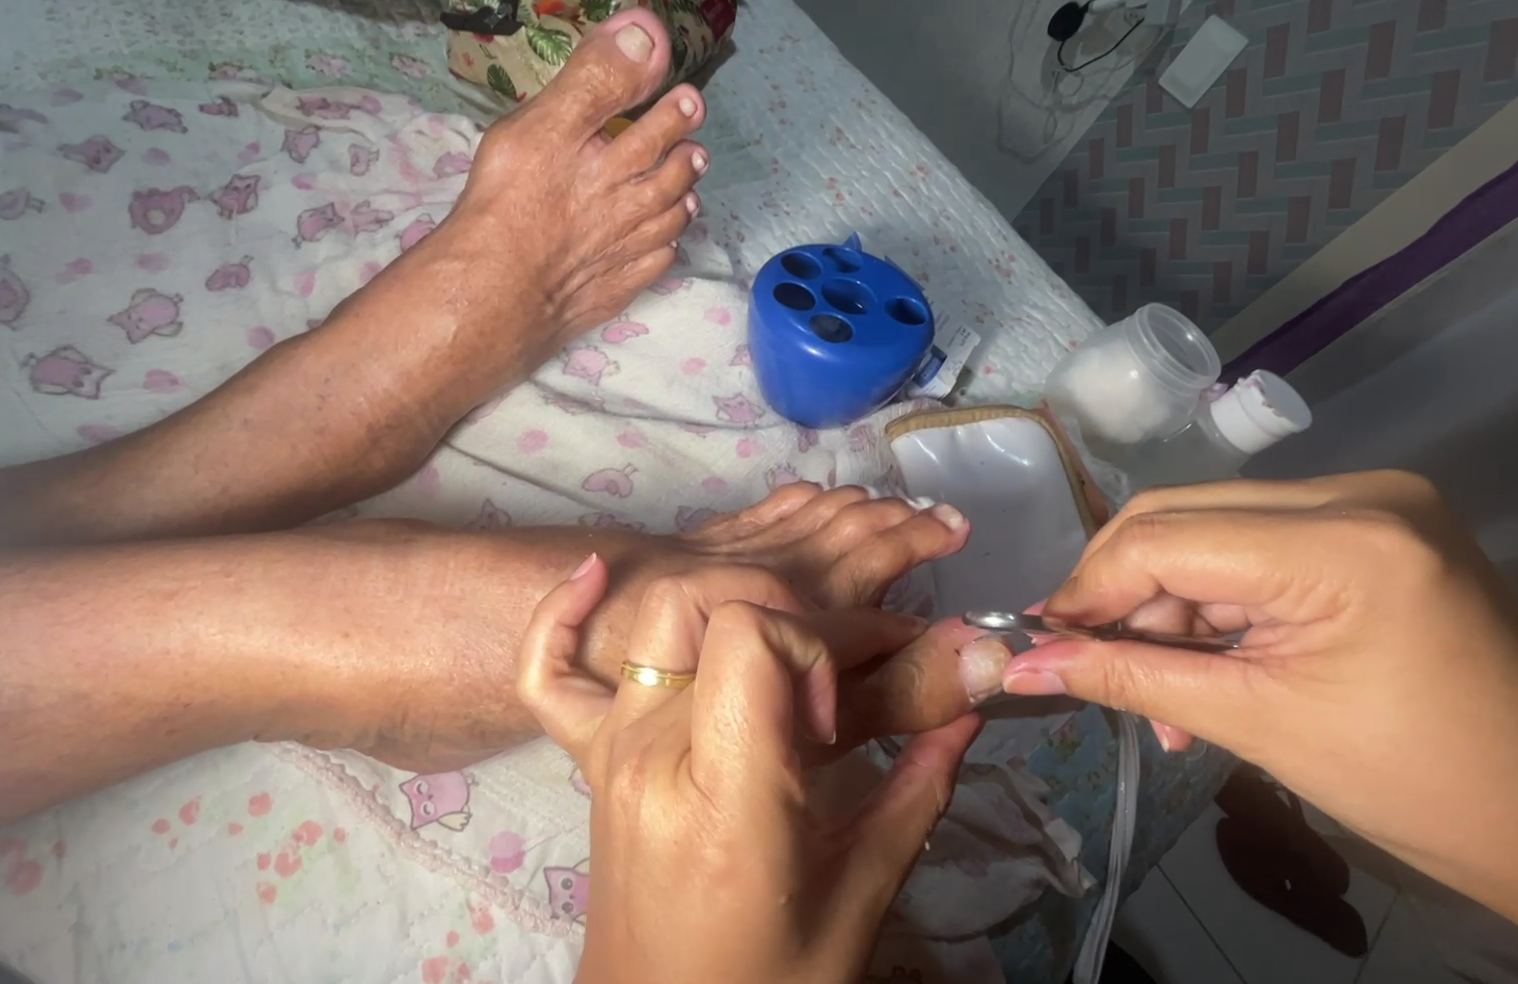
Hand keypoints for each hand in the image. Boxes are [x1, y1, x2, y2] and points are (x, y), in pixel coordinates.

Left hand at [518, 558, 981, 983]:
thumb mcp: (863, 892)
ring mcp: (609, 747)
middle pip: (706, 604)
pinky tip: (598, 574)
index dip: (815, 639)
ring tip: (769, 660)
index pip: (750, 630)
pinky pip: (546, 669)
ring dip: (724, 606)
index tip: (839, 701)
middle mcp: (653, 750)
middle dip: (789, 613)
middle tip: (824, 680)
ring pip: (653, 614)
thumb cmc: (773, 981)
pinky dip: (561, 613)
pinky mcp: (587, 756)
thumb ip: (919, 784)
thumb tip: (971, 696)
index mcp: (725, 793)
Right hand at [1001, 472, 1517, 983]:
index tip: (1042, 640)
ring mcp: (1368, 500)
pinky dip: (1210, 598)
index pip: (1160, 540)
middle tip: (1086, 656)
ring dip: (1164, 602)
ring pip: (1204, 527)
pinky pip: (1247, 541)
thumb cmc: (1416, 787)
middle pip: (1175, 516)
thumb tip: (1021, 665)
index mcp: (1341, 544)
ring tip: (1156, 686)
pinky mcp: (1368, 522)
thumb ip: (1125, 679)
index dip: (1088, 590)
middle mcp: (1355, 494)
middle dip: (1120, 591)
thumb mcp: (1252, 725)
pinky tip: (1202, 657)